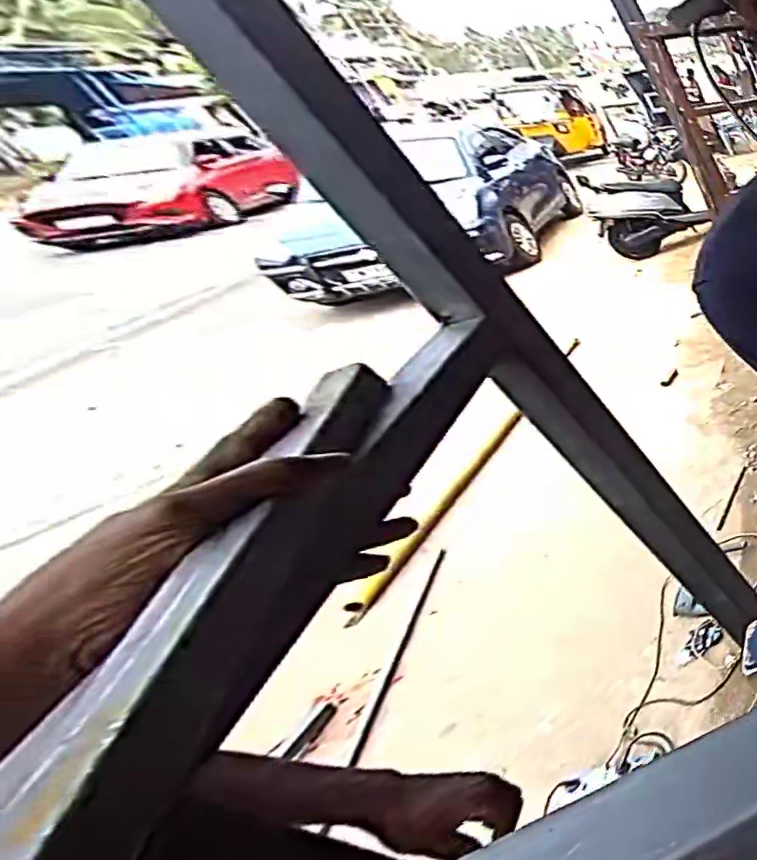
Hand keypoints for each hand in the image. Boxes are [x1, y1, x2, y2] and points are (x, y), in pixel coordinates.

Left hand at [0, 399, 413, 757]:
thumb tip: (330, 458)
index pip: (241, 449)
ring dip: (356, 529)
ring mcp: (220, 567)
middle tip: (382, 474)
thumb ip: (254, 483)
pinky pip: (302, 576)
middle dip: (342, 484)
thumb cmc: (83, 597)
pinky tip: (360, 564)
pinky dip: (340, 565)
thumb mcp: (174, 521)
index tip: (294, 403)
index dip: (269, 424)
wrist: (32, 677)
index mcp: (190, 498)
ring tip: (396, 524)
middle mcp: (209, 528)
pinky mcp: (230, 604)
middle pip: (291, 496)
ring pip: (308, 538)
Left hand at [362, 771, 522, 857]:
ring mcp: (477, 778)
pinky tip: (479, 821)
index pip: (511, 812)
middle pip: (514, 798)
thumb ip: (463, 850)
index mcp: (483, 795)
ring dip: (504, 811)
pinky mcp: (469, 779)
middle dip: (511, 820)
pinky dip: (495, 804)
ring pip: (506, 791)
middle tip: (500, 842)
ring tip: (491, 835)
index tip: (500, 848)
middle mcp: (485, 782)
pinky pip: (495, 788)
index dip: (508, 833)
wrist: (389, 799)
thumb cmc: (408, 819)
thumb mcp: (436, 845)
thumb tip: (479, 854)